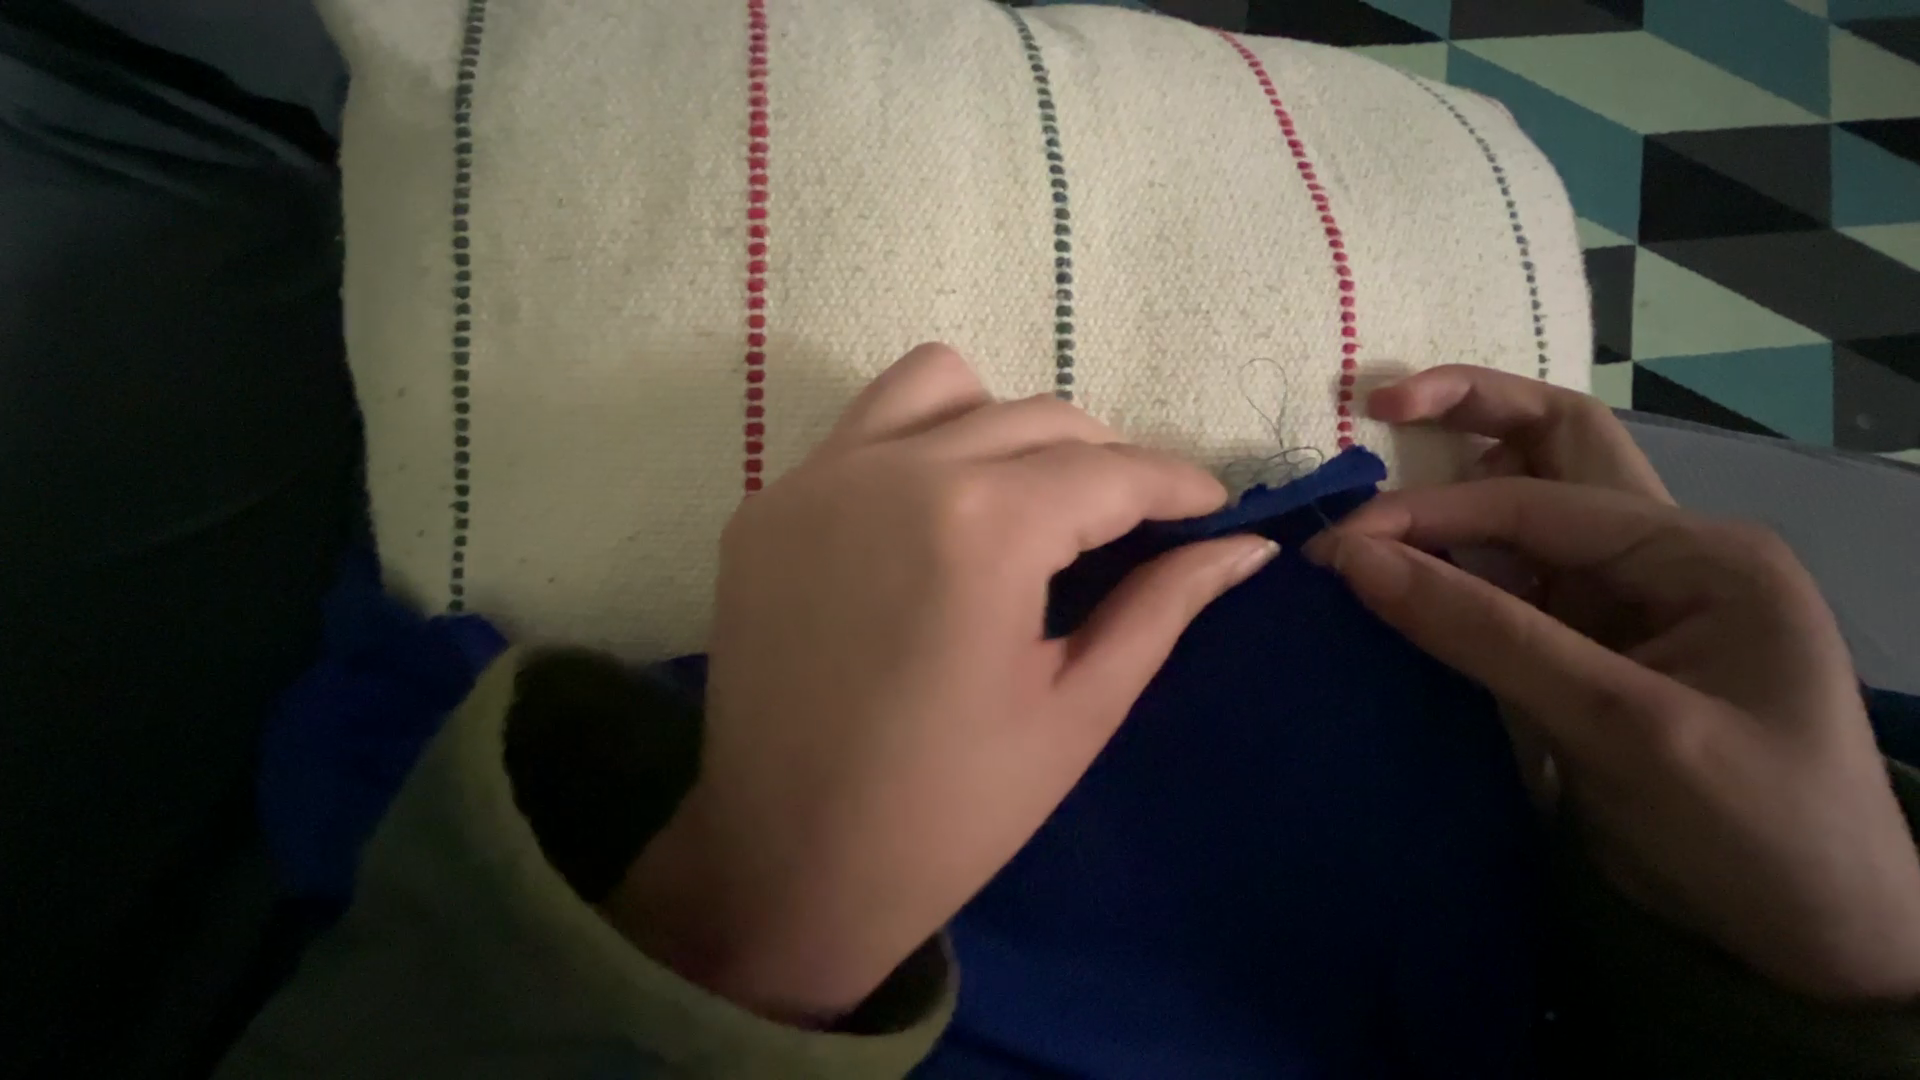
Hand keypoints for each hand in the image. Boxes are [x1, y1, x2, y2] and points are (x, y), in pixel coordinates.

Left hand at [607, 344, 1277, 1022]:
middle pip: (1034, 417)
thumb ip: (1161, 607)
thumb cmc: (950, 812)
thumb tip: (1245, 548)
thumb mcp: (1076, 711)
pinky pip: (862, 434)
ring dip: (1003, 424)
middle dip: (1104, 459)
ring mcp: (814, 479)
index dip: (1176, 482)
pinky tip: (934, 519)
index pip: (1108, 470)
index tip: (1212, 505)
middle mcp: (892, 471)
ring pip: (938, 386)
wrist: (786, 865)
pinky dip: (919, 448)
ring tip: (1025, 497)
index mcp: (982, 528)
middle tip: (1132, 520)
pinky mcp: (765, 506)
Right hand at [1310, 366, 1919, 999]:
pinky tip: (1392, 569)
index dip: (1424, 515)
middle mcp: (1659, 551)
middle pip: (1552, 447)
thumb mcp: (1618, 723)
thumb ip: (1481, 630)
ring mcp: (1614, 594)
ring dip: (1445, 486)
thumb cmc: (1749, 825)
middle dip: (1465, 413)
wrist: (1805, 942)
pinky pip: (1498, 576)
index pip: (1530, 502)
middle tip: (1375, 402)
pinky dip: (1440, 561)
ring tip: (1371, 484)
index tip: (1333, 550)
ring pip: (1518, 507)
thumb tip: (1352, 559)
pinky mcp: (1575, 639)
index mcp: (1700, 552)